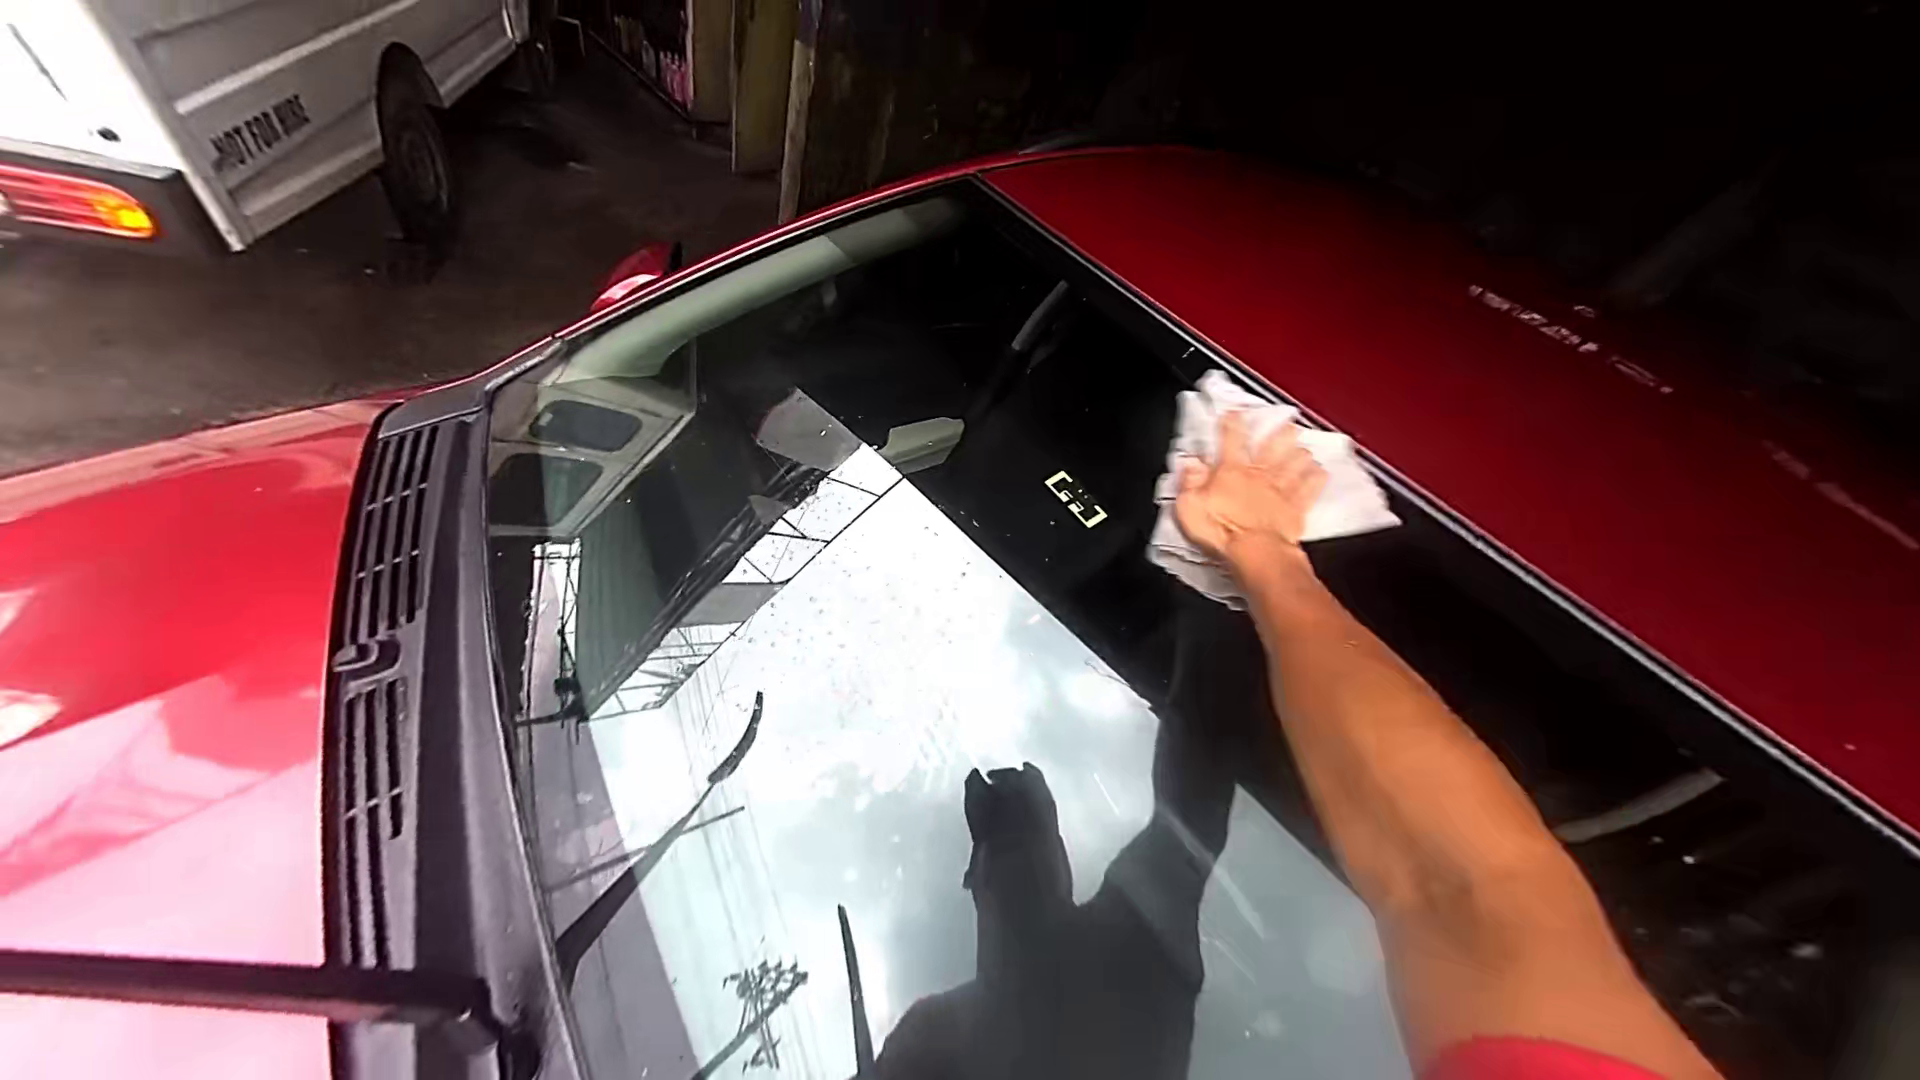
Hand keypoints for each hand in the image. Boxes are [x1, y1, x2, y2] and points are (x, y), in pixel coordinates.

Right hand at [1174, 412, 1326, 571]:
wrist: (1255, 552)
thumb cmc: (1220, 530)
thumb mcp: (1190, 506)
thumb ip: (1189, 482)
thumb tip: (1190, 463)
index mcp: (1231, 471)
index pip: (1231, 440)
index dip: (1232, 424)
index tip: (1235, 413)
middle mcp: (1259, 474)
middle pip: (1273, 446)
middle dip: (1280, 433)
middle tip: (1286, 424)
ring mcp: (1281, 490)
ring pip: (1295, 462)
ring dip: (1300, 453)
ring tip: (1303, 446)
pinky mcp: (1296, 508)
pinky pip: (1311, 487)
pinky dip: (1317, 477)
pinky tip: (1321, 472)